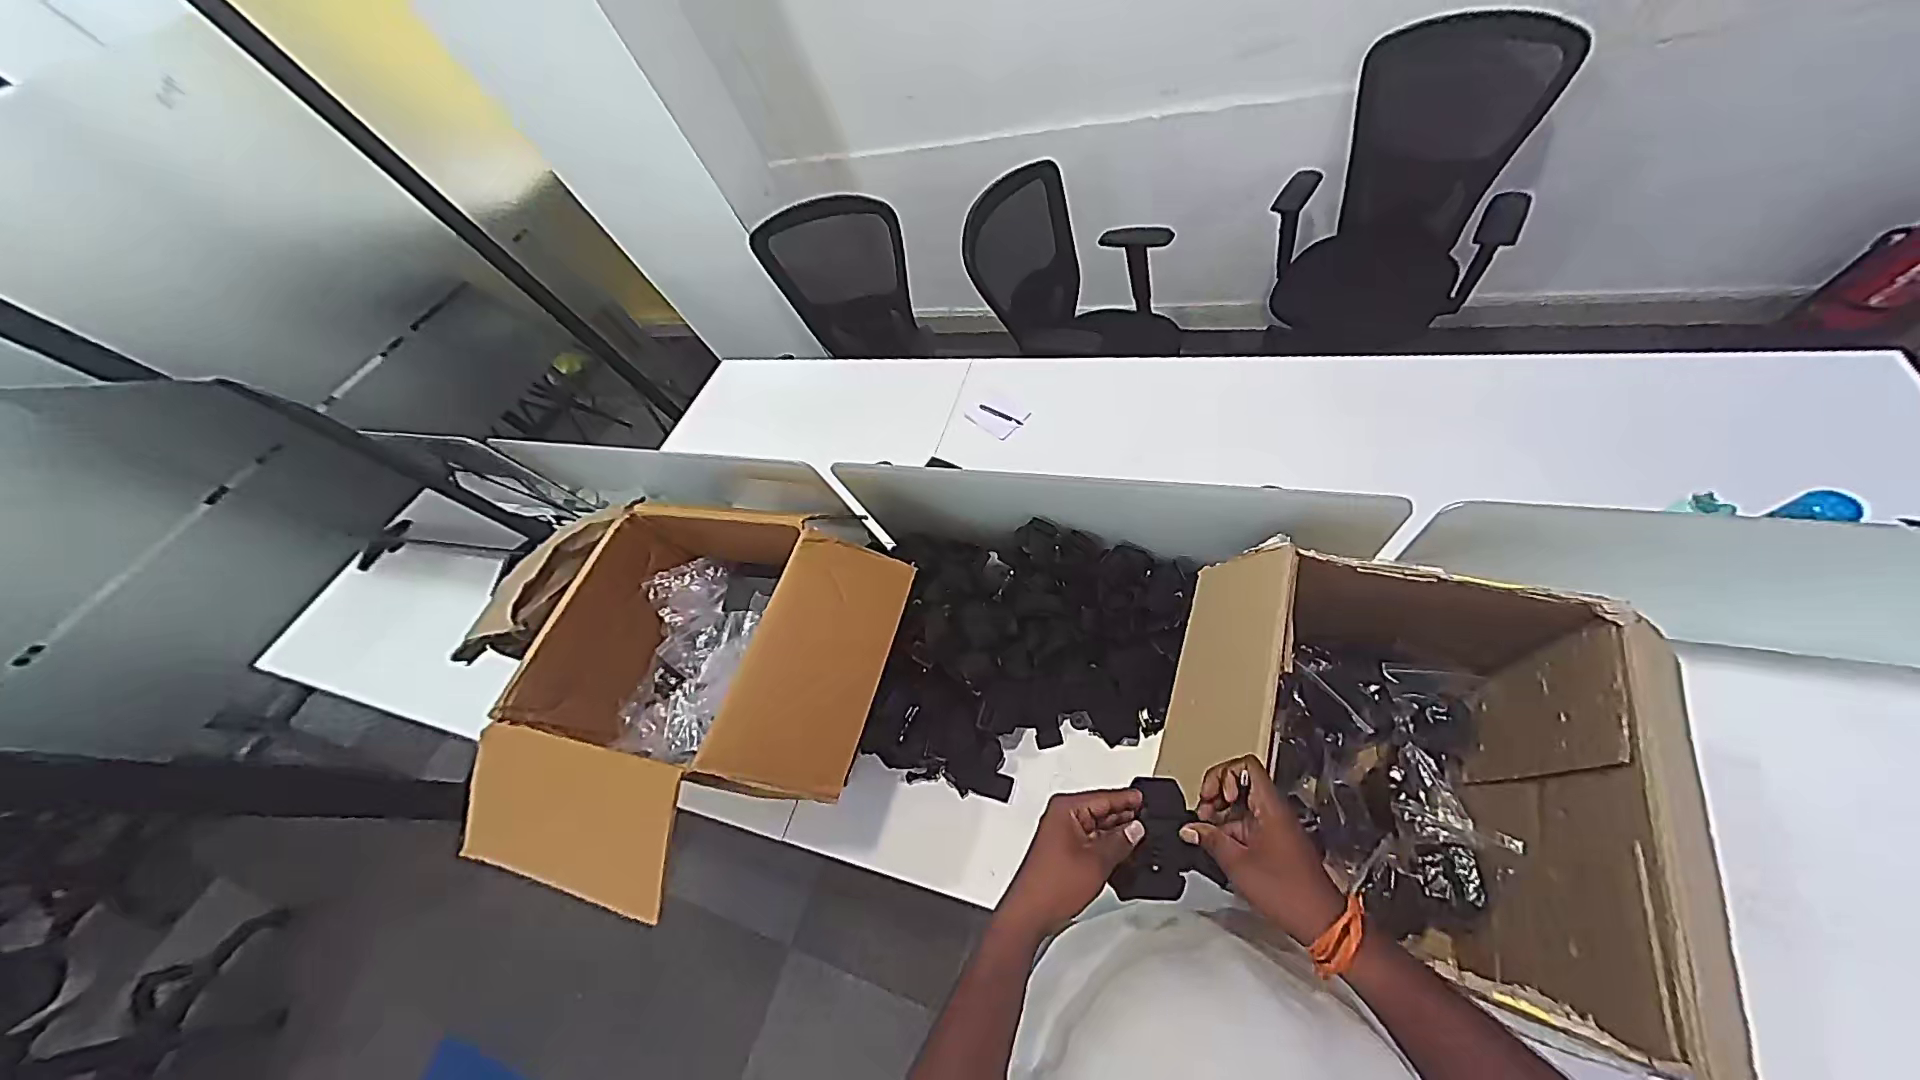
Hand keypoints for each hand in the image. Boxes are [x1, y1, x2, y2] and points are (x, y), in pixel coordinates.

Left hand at [996, 788, 1145, 936]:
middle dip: (1123, 817)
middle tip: (1147, 822)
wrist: (1031, 913)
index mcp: (1065, 808)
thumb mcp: (1097, 860)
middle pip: (1100, 810)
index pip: (1103, 797)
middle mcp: (1061, 816)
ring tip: (1139, 839)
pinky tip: (1121, 854)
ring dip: (1116, 834)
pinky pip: (1090, 840)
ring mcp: (1061, 834)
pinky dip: (1105, 846)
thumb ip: (1120, 841)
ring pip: (1096, 827)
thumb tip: (1135, 829)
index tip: (1143, 798)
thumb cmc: (1051, 885)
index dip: (1126, 799)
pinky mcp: (1063, 850)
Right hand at [1180, 755, 1344, 943]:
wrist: (1320, 921)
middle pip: (1240, 781)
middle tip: (1204, 813)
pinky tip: (1220, 845)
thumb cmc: (1289, 893)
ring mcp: (1275, 825)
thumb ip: (1209, 839)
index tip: (1212, 797)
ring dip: (1220, 812)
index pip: (1245, 766)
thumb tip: (1191, 828)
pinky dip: (1230, 828)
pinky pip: (1247, 822)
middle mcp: (1274, 810)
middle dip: (1216, 793)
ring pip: (1241, 802)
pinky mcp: (1275, 840)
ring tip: (1207, 831)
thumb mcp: (1237, 863)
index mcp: (1270, 806)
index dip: (1222, 775)